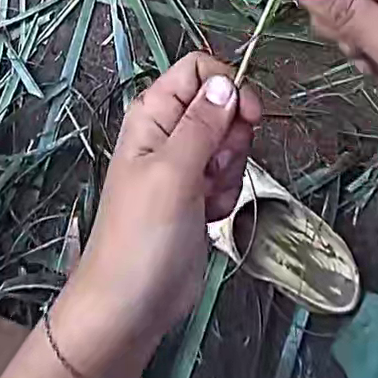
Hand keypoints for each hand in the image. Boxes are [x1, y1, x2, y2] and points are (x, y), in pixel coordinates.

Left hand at [50, 52, 261, 377]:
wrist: (131, 307)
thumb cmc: (141, 237)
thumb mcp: (172, 172)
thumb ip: (202, 124)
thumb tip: (227, 81)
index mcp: (154, 112)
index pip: (198, 69)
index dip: (227, 85)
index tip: (246, 115)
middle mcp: (169, 128)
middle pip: (222, 104)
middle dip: (231, 137)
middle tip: (213, 168)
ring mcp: (185, 160)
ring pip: (230, 140)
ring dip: (230, 170)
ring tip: (206, 196)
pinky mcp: (199, 188)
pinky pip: (230, 172)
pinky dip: (227, 193)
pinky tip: (208, 214)